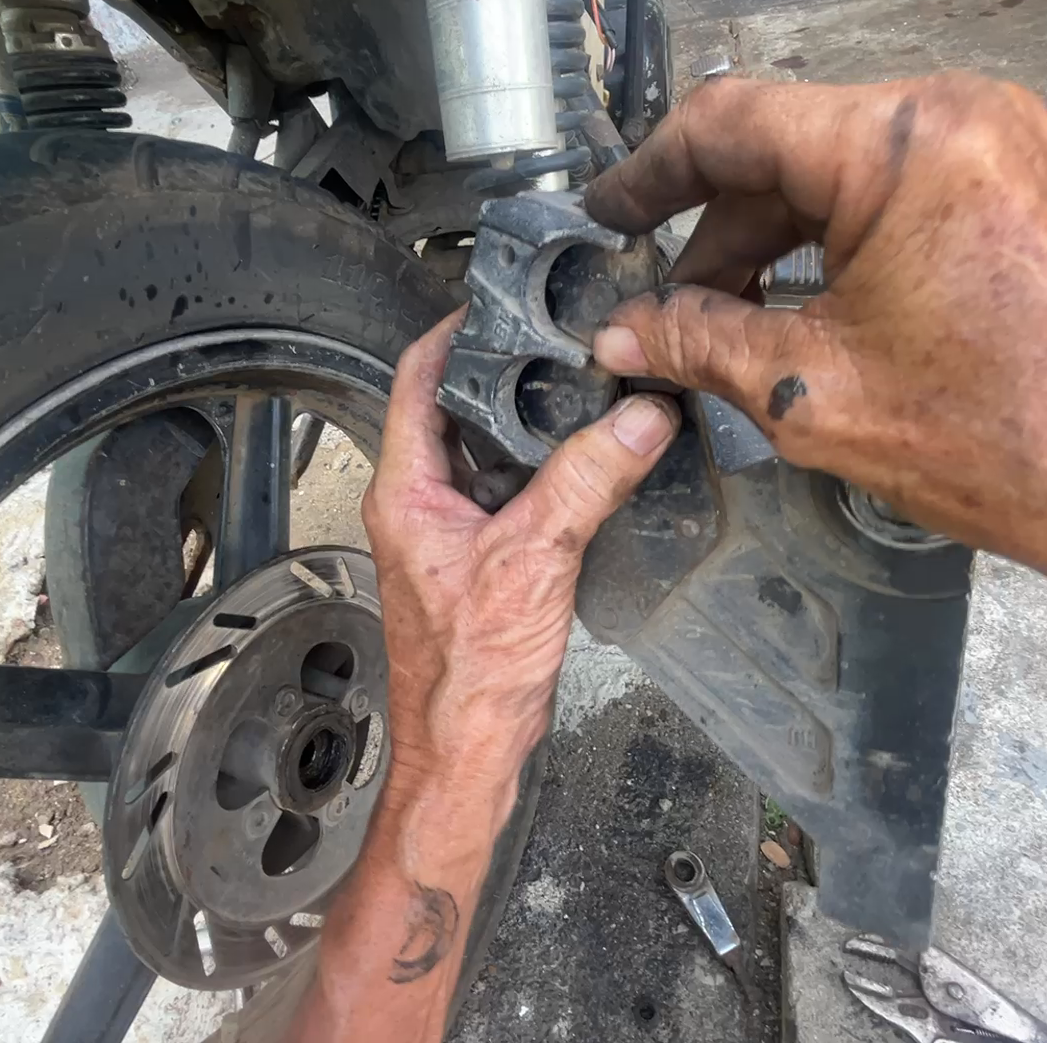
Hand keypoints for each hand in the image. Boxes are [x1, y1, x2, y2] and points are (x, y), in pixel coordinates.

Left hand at [362, 309, 679, 791]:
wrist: (470, 744)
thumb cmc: (471, 670)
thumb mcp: (533, 559)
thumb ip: (586, 483)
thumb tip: (640, 418)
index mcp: (407, 491)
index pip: (417, 381)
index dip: (452, 334)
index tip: (497, 302)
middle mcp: (422, 503)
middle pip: (455, 409)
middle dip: (504, 372)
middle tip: (559, 339)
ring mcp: (453, 529)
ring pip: (489, 451)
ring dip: (529, 421)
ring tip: (582, 386)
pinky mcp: (485, 554)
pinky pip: (513, 491)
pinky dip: (546, 468)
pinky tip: (588, 457)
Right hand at [583, 72, 1046, 867]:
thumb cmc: (983, 436)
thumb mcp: (806, 390)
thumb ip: (697, 344)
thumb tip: (615, 334)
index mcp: (898, 145)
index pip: (729, 124)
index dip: (648, 172)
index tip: (602, 217)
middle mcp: (950, 117)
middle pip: (778, 154)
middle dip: (706, 236)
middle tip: (658, 310)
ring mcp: (989, 149)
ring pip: (826, 181)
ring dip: (759, 251)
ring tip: (716, 327)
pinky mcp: (1006, 192)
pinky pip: (877, 203)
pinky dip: (817, 253)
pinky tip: (785, 316)